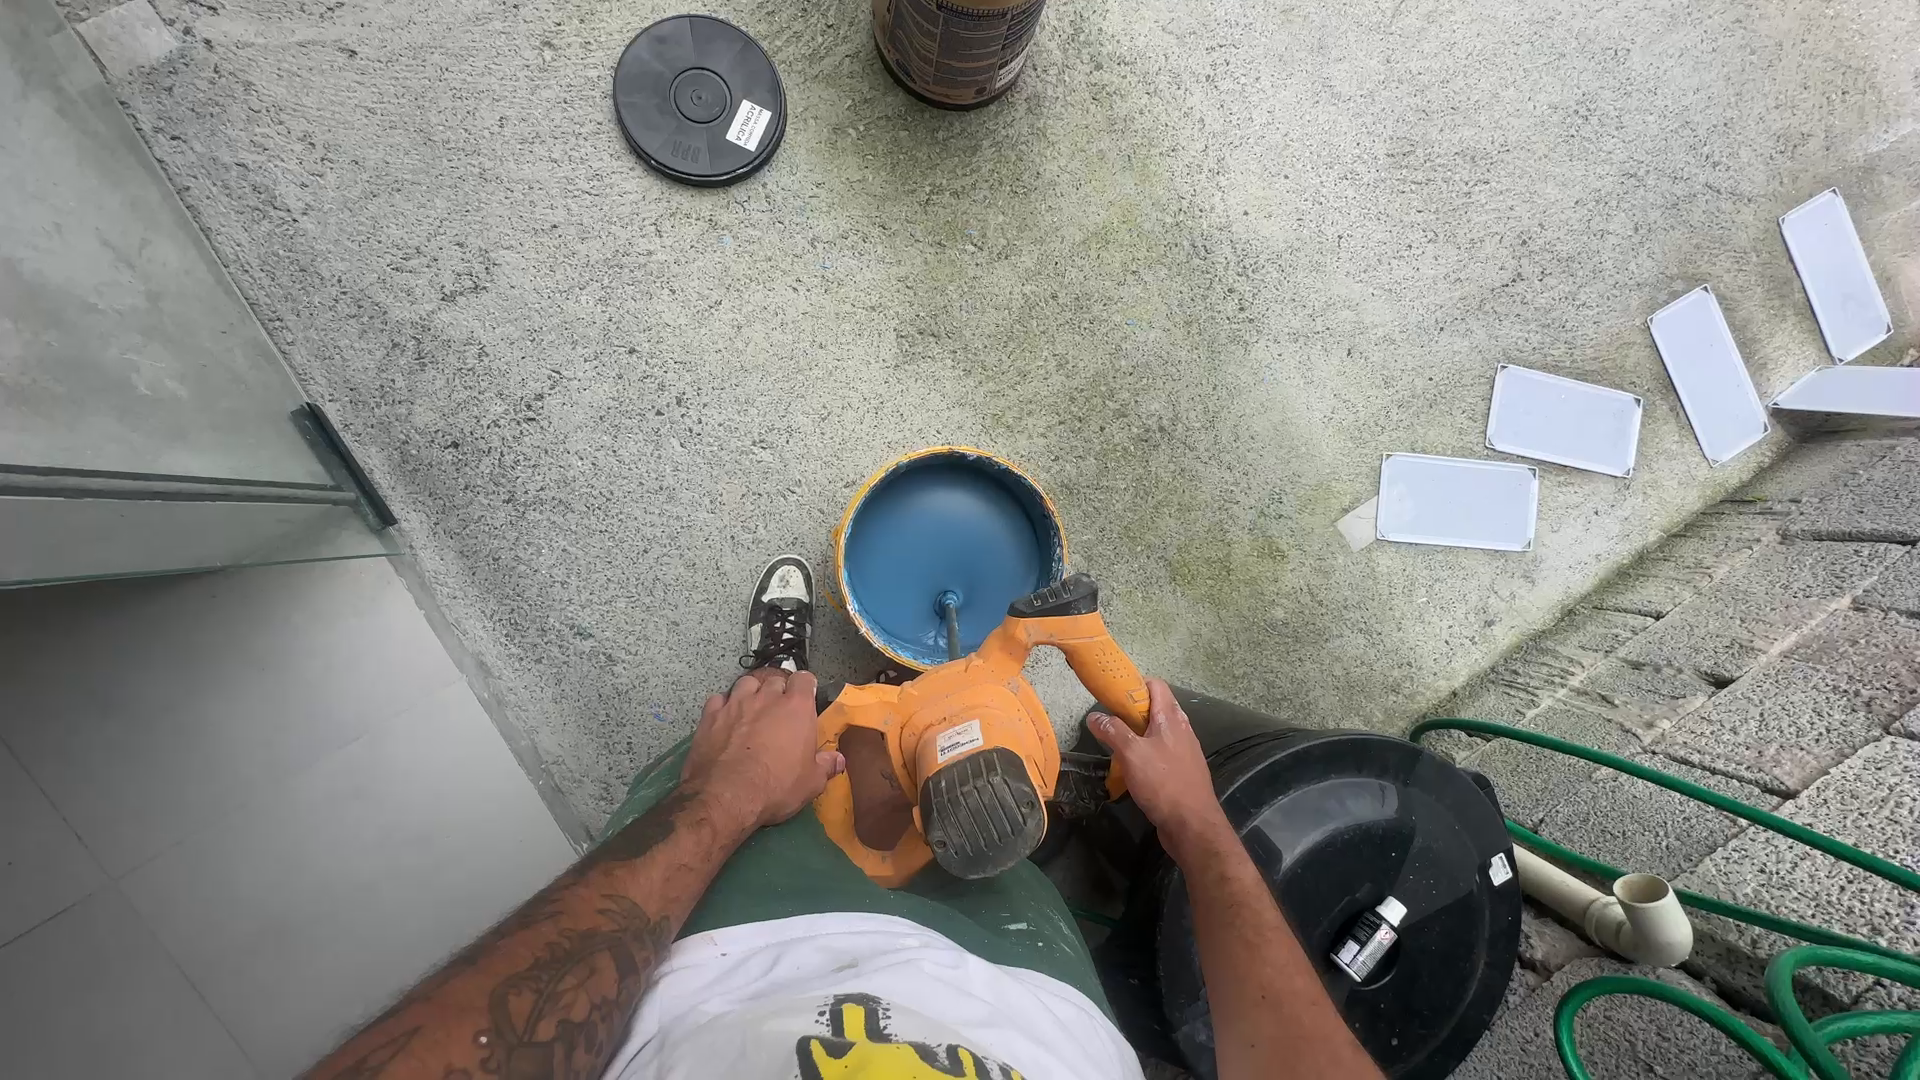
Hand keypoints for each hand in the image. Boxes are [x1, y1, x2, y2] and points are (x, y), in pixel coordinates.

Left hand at [682, 670, 844, 832]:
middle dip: (778, 690)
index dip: (805, 687)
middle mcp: (766, 698)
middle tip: (779, 709)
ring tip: (752, 708)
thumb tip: (837, 760)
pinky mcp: (710, 716)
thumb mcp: (811, 782)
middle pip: (775, 679)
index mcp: (796, 707)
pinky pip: (718, 699)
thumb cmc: (774, 787)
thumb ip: (826, 766)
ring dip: (751, 692)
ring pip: (746, 682)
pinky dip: (723, 705)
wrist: (725, 797)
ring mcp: (736, 704)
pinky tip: (725, 718)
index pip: (804, 679)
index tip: (805, 697)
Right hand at [1087, 678, 1233, 863]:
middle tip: (1110, 722)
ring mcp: (1185, 751)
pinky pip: (1162, 753)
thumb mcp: (1131, 754)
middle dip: (1132, 712)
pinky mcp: (1183, 771)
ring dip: (1138, 734)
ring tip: (1117, 745)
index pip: (1156, 685)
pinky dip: (1147, 753)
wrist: (1193, 826)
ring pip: (1158, 732)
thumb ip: (1112, 731)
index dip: (1135, 684)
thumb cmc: (1162, 783)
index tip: (1113, 695)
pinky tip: (1133, 768)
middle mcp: (1181, 730)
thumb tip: (1095, 716)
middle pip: (1156, 708)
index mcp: (1171, 718)